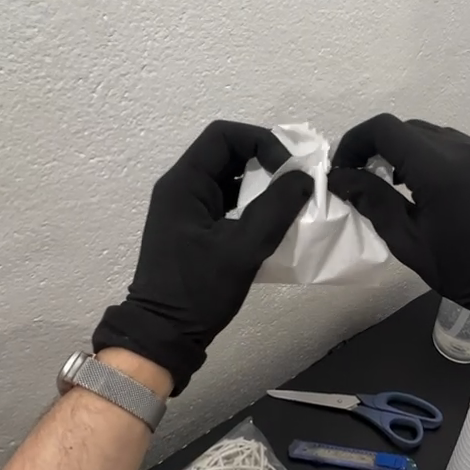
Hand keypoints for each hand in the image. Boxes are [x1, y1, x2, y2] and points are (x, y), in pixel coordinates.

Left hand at [94, 121, 312, 393]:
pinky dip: (254, 206)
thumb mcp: (244, 248)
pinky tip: (275, 224)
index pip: (224, 135)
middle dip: (267, 162)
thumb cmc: (199, 290)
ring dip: (263, 185)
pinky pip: (229, 203)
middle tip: (298, 182)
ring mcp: (187, 210)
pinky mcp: (196, 229)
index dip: (262, 141)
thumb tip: (304, 178)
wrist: (164, 335)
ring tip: (292, 202)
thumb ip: (276, 208)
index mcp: (184, 183)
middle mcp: (182, 188)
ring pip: (230, 179)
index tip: (288, 168)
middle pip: (228, 153)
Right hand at [328, 114, 469, 335]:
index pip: (384, 129)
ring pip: (429, 133)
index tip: (344, 168)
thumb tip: (339, 178)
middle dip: (377, 146)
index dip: (355, 141)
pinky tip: (425, 185)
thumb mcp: (406, 240)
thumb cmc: (459, 268)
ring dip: (404, 150)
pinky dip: (429, 155)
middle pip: (405, 128)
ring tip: (393, 182)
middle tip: (363, 177)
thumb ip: (371, 200)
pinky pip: (452, 144)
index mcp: (438, 168)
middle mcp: (461, 148)